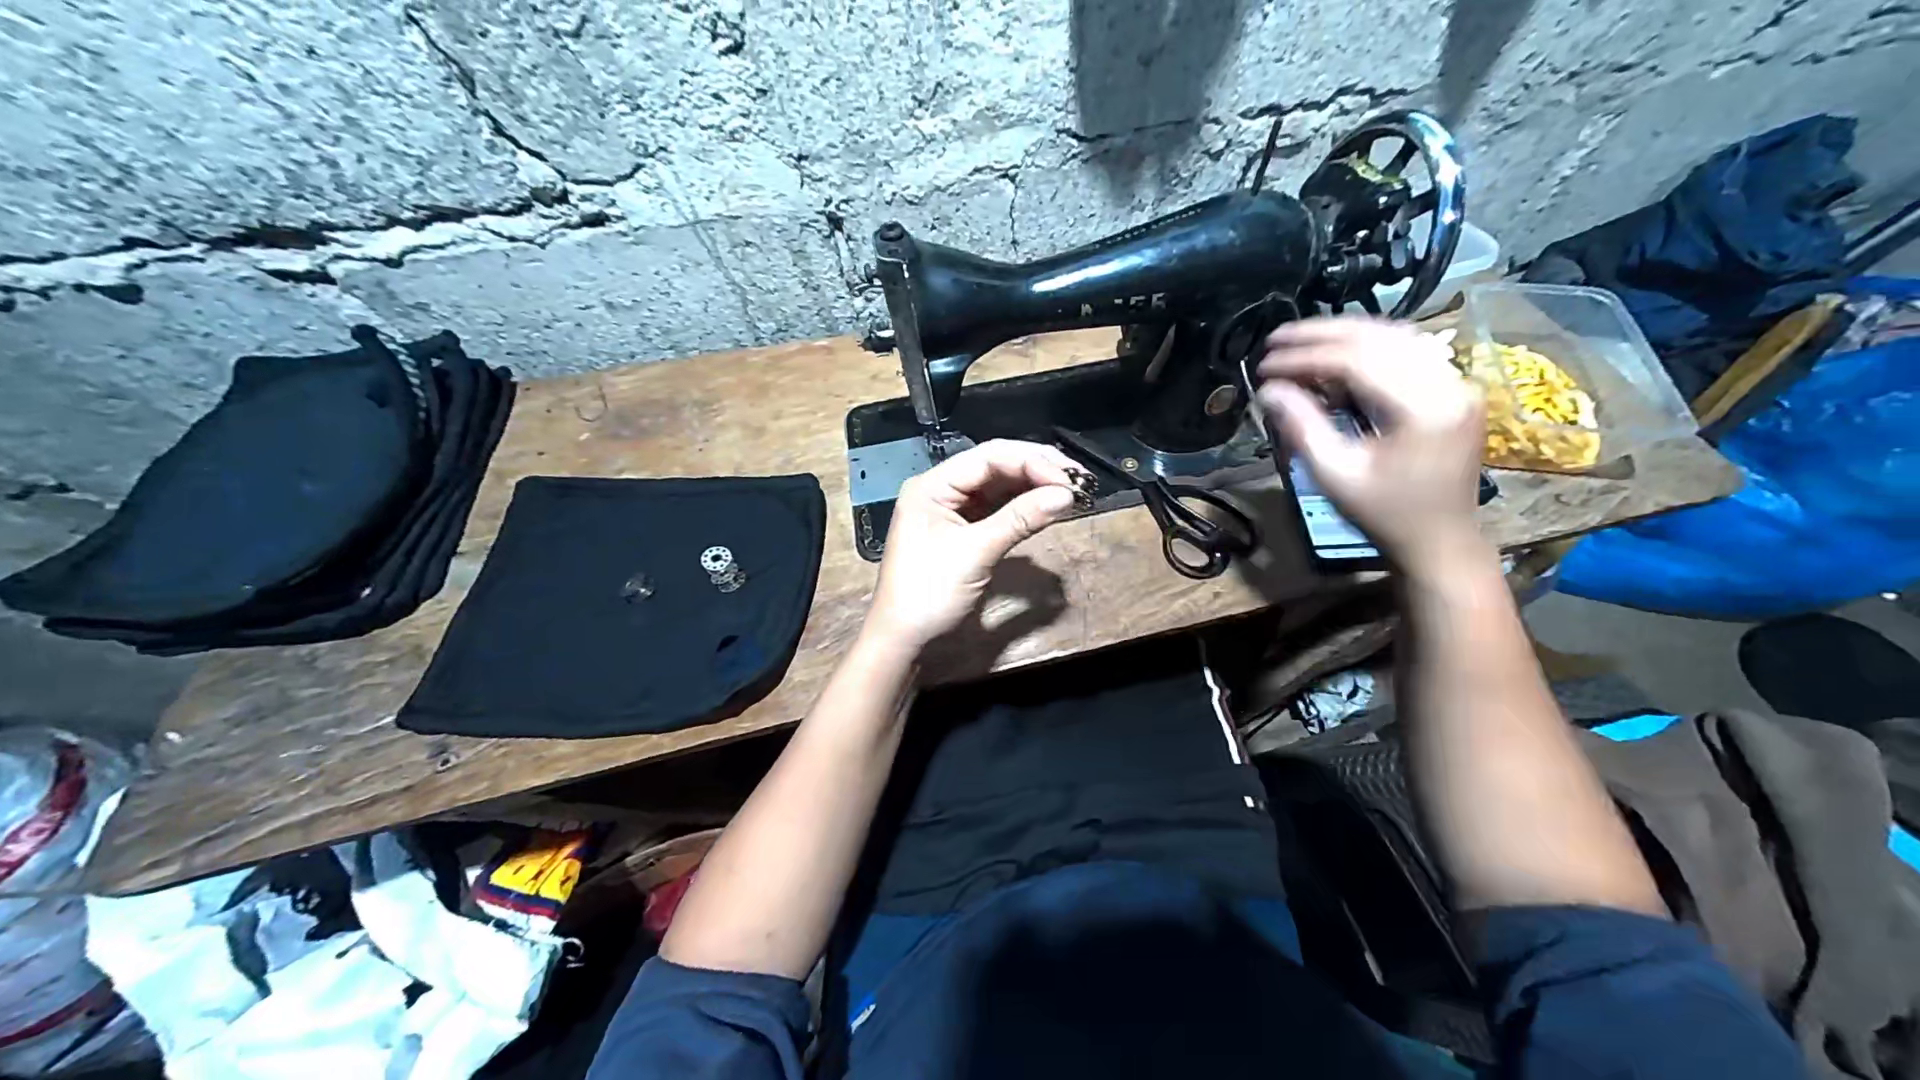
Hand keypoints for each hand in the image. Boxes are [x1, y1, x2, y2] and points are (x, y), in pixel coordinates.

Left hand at [866, 439, 1080, 650]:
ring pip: (999, 486)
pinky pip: (998, 508)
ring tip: (1071, 490)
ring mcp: (953, 509)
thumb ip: (1019, 520)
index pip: (989, 457)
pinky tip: (1048, 505)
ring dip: (1034, 486)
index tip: (1067, 479)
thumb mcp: (975, 553)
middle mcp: (942, 489)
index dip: (1032, 462)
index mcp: (932, 485)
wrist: (903, 638)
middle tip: (1078, 480)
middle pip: (996, 466)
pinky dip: (1023, 506)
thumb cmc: (928, 593)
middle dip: (1037, 469)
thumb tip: (1067, 496)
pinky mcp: (964, 530)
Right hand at [1256, 317, 1488, 578]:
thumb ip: (1301, 426)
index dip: (1306, 357)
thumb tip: (1267, 390)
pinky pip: (1408, 351)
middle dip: (1322, 336)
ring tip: (1300, 343)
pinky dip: (1368, 347)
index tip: (1265, 364)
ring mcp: (1457, 384)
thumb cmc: (1384, 514)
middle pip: (1379, 338)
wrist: (1439, 539)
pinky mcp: (1453, 389)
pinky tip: (1337, 354)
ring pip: (1395, 337)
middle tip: (1275, 340)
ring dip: (1344, 336)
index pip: (1358, 360)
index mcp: (1424, 408)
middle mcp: (1450, 384)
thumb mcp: (1334, 475)